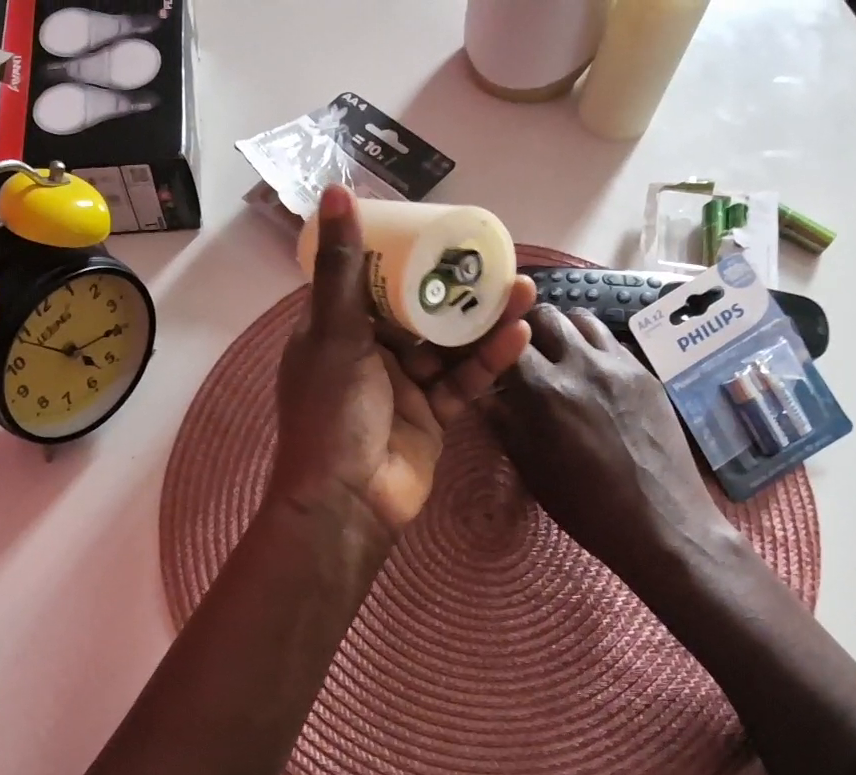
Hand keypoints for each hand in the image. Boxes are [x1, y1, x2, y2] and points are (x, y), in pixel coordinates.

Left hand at [270, 186, 533, 537]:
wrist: (348, 501)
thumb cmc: (331, 413)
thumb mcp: (334, 334)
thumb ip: (343, 269)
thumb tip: (335, 192)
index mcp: (333, 333)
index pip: (368, 283)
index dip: (402, 257)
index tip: (438, 230)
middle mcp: (368, 357)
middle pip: (417, 311)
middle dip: (455, 287)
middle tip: (495, 257)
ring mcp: (402, 388)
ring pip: (448, 345)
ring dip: (482, 320)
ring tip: (524, 288)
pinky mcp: (432, 417)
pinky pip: (463, 382)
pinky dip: (488, 361)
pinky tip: (519, 335)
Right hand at [482, 305, 735, 581]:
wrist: (658, 520)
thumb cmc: (584, 506)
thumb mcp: (530, 468)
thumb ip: (504, 424)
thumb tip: (483, 397)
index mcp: (543, 391)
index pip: (505, 342)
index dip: (490, 342)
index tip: (483, 351)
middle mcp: (581, 364)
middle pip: (545, 316)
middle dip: (526, 329)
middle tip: (520, 352)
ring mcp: (618, 364)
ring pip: (581, 320)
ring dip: (562, 331)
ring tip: (557, 356)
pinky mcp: (645, 372)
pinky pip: (611, 341)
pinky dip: (592, 346)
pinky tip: (589, 374)